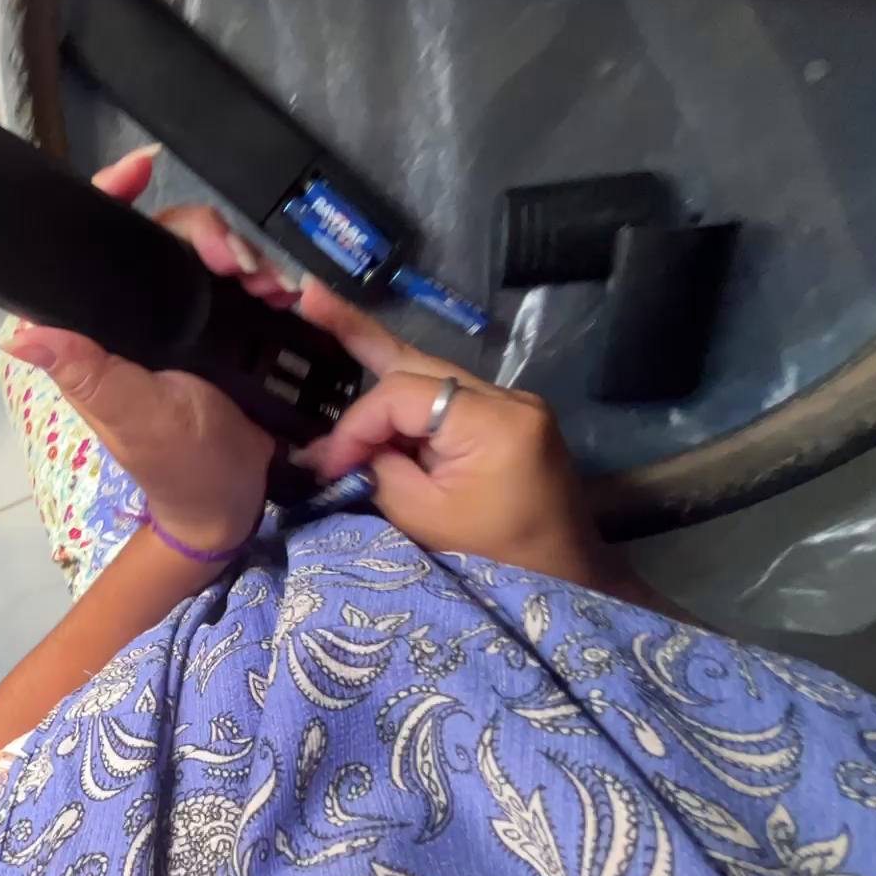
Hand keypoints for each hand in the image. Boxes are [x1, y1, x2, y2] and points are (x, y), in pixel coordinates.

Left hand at [0, 145, 295, 552]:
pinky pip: (230, 283)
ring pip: (198, 256)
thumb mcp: (137, 417)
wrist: (232, 495)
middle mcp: (130, 321)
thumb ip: (90, 375)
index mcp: (96, 338)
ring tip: (267, 285)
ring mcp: (174, 323)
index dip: (107, 203)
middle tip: (239, 264)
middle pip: (155, 241)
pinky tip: (276, 291)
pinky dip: (255, 278)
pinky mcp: (212, 330)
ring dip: (237, 256)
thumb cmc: (179, 463)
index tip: (140, 169)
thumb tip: (22, 336)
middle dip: (201, 235)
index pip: (87, 257)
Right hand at [298, 283, 627, 592]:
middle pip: (414, 361)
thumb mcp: (424, 518)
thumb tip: (324, 453)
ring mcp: (506, 403)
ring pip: (423, 370)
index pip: (401, 397)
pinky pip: (437, 394)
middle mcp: (506, 397)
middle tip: (308, 297)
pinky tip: (361, 355)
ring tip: (323, 310)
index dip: (354, 427)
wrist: (567, 578)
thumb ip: (375, 471)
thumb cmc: (496, 558)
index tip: (325, 467)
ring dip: (371, 356)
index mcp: (496, 421)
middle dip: (357, 336)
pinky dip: (393, 391)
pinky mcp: (498, 417)